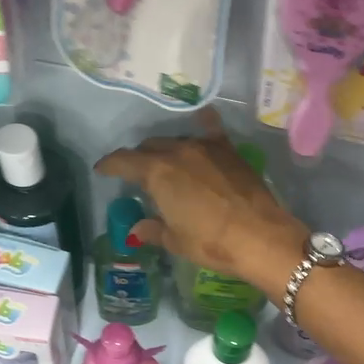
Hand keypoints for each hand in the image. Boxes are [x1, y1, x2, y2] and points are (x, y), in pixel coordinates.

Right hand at [94, 106, 307, 297]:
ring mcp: (206, 147)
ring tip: (168, 165)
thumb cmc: (212, 243)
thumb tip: (136, 229)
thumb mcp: (177, 241)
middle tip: (139, 175)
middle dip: (140, 159)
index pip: (124, 161)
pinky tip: (202, 121)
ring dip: (167, 150)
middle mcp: (178, 151)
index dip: (110, 165)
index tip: (102, 169)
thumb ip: (153, 230)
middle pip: (150, 147)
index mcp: (158, 173)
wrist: (260, 237)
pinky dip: (202, 126)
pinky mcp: (230, 151)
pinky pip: (211, 130)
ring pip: (177, 140)